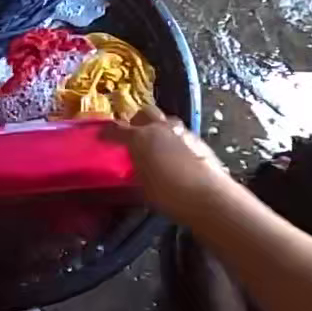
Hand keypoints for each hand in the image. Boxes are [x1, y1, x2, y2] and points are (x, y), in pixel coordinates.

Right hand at [103, 105, 233, 223]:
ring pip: (166, 120)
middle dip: (137, 121)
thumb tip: (134, 167)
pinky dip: (175, 139)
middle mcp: (160, 129)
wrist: (210, 197)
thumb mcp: (142, 186)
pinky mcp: (200, 141)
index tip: (102, 136)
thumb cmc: (168, 195)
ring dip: (158, 128)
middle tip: (134, 134)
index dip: (107, 132)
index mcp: (139, 138)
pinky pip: (181, 133)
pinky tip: (176, 155)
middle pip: (145, 113)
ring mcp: (183, 132)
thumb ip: (136, 170)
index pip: (116, 129)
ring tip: (156, 143)